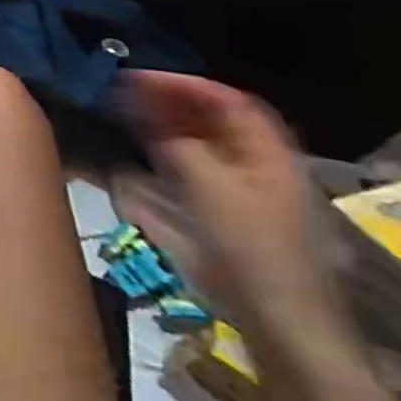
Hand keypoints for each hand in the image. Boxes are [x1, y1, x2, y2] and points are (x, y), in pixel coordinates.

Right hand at [124, 71, 324, 319]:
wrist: (279, 321)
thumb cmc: (251, 248)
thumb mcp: (210, 187)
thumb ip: (176, 144)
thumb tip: (144, 114)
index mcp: (265, 151)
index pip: (224, 100)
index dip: (181, 84)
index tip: (136, 78)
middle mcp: (255, 162)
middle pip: (210, 118)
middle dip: (166, 101)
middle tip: (121, 93)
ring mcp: (240, 189)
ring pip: (198, 142)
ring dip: (160, 125)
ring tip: (121, 116)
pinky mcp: (222, 212)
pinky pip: (189, 168)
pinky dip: (161, 153)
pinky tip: (133, 154)